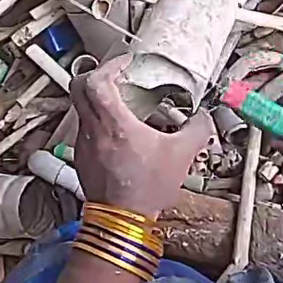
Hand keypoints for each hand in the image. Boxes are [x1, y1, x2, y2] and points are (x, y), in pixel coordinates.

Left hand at [69, 55, 213, 217]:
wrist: (122, 219)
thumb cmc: (146, 188)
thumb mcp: (181, 156)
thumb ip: (197, 130)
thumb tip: (204, 118)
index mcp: (113, 123)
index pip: (96, 80)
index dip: (109, 65)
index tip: (124, 63)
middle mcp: (92, 129)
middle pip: (78, 87)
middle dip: (96, 75)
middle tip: (115, 75)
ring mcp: (83, 143)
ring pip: (81, 108)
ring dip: (97, 99)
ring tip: (120, 104)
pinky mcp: (82, 156)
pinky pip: (85, 128)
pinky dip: (98, 122)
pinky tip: (118, 132)